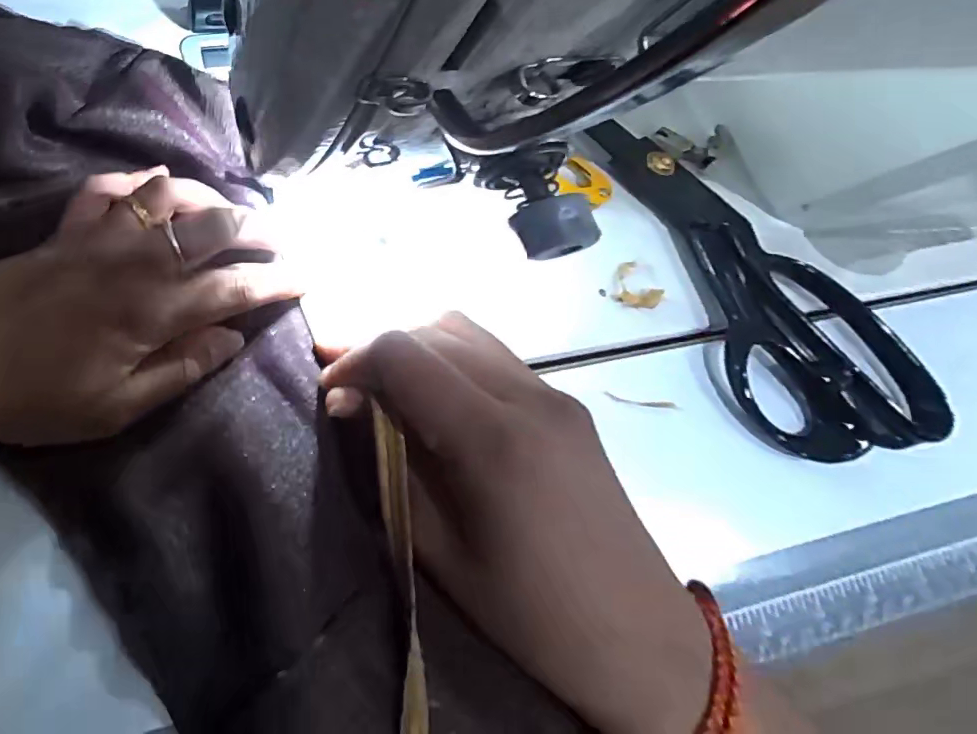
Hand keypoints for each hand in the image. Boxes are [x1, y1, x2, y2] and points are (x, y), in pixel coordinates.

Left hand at [0, 169, 301, 448]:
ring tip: (222, 208)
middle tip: (275, 237)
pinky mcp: (62, 229)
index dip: (274, 280)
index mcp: (150, 309)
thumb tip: (231, 338)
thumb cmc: (34, 397)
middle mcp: (132, 260)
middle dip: (253, 227)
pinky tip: (148, 184)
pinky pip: (103, 187)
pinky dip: (132, 180)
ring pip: (162, 194)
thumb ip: (178, 369)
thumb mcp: (113, 407)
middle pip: (207, 227)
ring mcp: (95, 236)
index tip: (304, 276)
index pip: (231, 287)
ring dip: (202, 195)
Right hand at [320, 314, 712, 733]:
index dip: (352, 362)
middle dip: (374, 351)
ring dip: (413, 347)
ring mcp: (554, 395)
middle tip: (348, 390)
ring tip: (388, 386)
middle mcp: (527, 398)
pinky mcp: (567, 405)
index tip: (332, 395)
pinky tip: (436, 396)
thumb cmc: (525, 609)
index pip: (399, 351)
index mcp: (492, 437)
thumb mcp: (433, 544)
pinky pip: (491, 352)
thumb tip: (347, 403)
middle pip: (426, 331)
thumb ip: (384, 458)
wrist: (644, 647)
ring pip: (460, 330)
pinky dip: (448, 356)